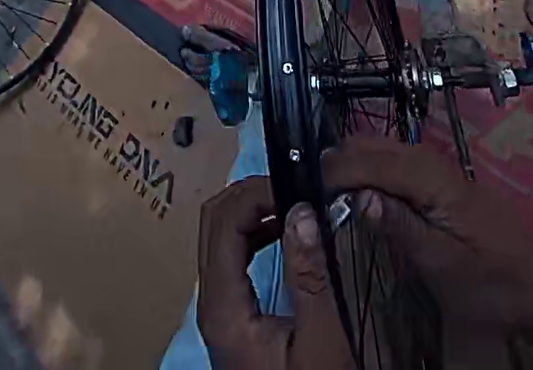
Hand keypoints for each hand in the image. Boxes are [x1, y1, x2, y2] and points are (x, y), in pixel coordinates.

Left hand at [196, 176, 353, 369]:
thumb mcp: (322, 346)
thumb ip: (311, 278)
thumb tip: (303, 210)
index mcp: (223, 304)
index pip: (222, 222)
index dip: (253, 194)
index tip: (292, 186)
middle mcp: (210, 299)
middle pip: (213, 221)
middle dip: (248, 195)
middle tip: (291, 188)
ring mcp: (218, 307)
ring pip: (219, 235)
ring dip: (249, 211)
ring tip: (290, 204)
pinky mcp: (231, 315)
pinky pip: (231, 255)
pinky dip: (253, 233)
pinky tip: (283, 232)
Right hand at [322, 138, 532, 329]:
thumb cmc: (493, 280)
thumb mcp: (444, 265)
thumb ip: (399, 226)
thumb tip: (356, 196)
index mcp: (426, 175)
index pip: (363, 161)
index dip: (331, 174)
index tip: (305, 192)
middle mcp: (422, 156)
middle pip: (361, 144)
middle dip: (332, 164)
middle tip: (310, 194)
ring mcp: (425, 161)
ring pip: (369, 146)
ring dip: (344, 164)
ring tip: (324, 194)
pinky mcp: (427, 172)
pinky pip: (381, 157)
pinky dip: (359, 167)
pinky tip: (352, 192)